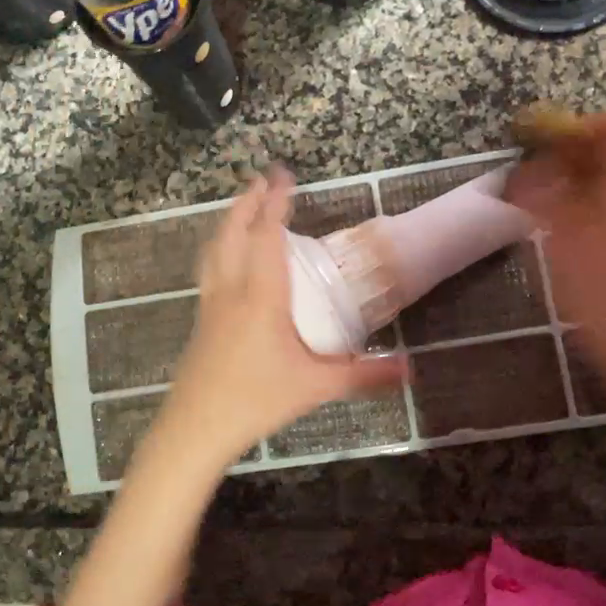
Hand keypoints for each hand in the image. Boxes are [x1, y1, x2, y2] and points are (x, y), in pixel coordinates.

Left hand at [147, 170, 407, 471]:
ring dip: (229, 223)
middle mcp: (231, 291)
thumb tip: (411, 370)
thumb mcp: (316, 388)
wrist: (194, 429)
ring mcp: (210, 306)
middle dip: (246, 203)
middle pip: (233, 234)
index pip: (267, 237)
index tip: (282, 176)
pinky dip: (220, 250)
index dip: (275, 204)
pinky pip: (209, 271)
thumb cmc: (256, 401)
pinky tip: (228, 262)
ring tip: (242, 209)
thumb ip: (364, 375)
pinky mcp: (200, 322)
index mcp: (261, 297)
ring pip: (215, 251)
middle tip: (260, 180)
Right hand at [506, 109, 605, 401]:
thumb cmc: (601, 295)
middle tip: (547, 161)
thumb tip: (524, 168)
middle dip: (583, 145)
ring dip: (586, 170)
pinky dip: (592, 194)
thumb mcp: (563, 243)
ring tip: (550, 188)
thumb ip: (544, 198)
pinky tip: (566, 218)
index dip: (598, 120)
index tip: (561, 133)